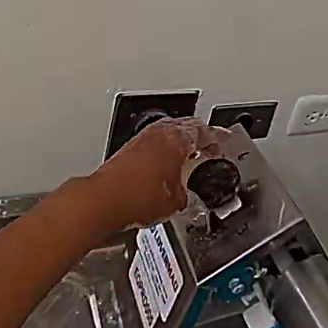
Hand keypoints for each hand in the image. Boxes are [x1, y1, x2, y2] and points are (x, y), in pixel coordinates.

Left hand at [76, 118, 229, 231]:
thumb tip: (185, 195)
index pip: (206, 132)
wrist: (102, 201)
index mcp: (179, 139)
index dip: (219, 137)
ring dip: (182, 139)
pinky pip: (155, 139)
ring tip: (189, 154)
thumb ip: (187, 193)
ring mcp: (143, 138)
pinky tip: (165, 162)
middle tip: (211, 146)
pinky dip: (165, 146)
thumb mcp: (176, 201)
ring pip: (170, 130)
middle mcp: (161, 132)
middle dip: (201, 135)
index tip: (225, 139)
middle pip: (188, 125)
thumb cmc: (135, 197)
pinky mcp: (129, 148)